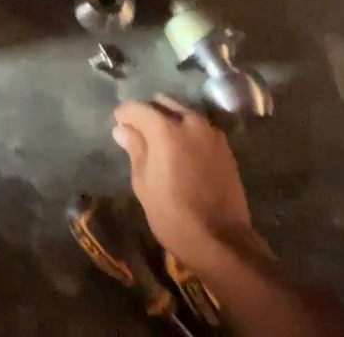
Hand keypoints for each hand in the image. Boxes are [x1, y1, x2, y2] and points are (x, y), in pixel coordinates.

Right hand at [112, 96, 263, 260]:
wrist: (221, 240)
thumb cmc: (173, 215)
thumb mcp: (144, 184)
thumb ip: (135, 149)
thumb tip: (122, 130)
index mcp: (166, 129)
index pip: (138, 108)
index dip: (125, 114)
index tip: (118, 124)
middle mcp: (190, 122)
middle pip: (164, 103)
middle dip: (149, 113)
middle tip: (139, 132)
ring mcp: (211, 133)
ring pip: (184, 113)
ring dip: (170, 120)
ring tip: (160, 141)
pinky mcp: (225, 147)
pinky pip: (200, 128)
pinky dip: (187, 131)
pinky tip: (182, 150)